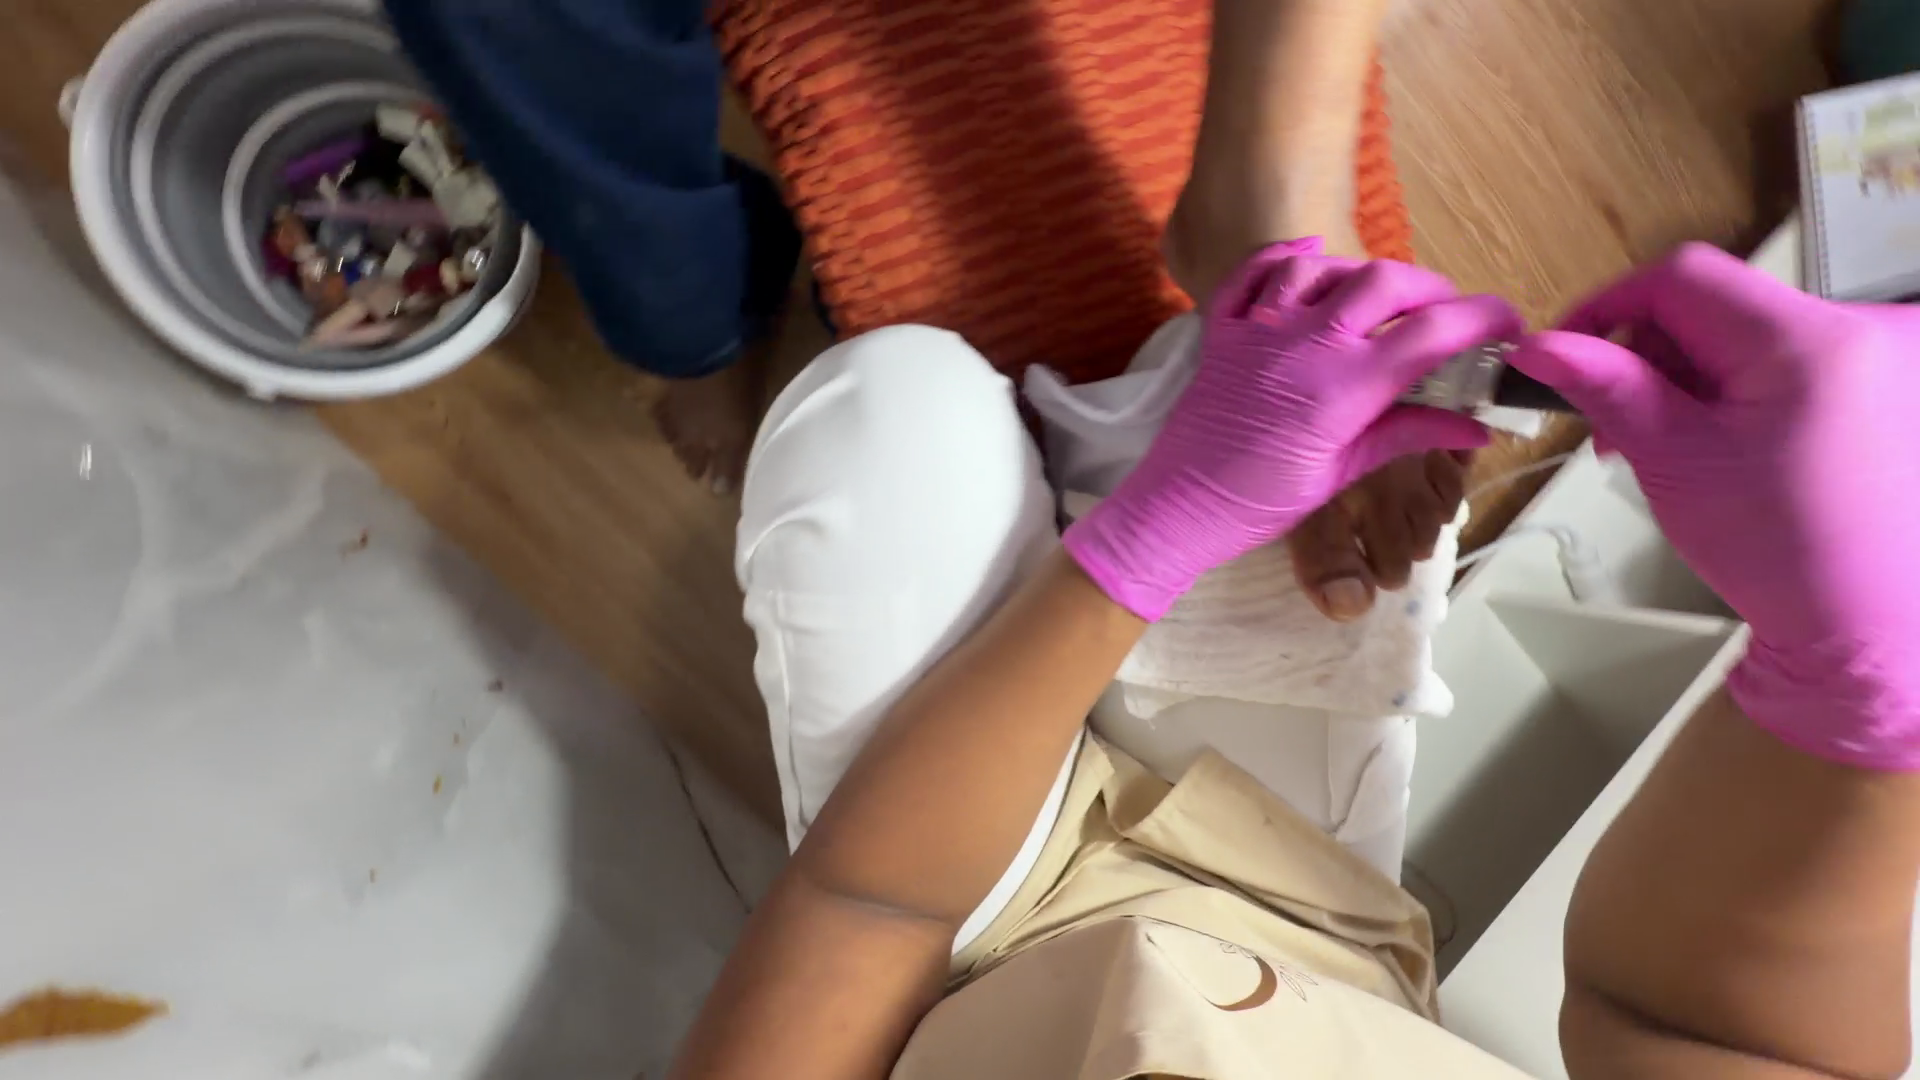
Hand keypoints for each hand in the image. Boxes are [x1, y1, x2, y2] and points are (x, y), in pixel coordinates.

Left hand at [1065, 239, 1510, 620]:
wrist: (1175, 509)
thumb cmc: (1256, 505)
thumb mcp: (1338, 475)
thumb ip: (1404, 436)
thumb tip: (1476, 426)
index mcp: (1342, 387)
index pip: (1432, 331)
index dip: (1483, 320)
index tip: (1505, 329)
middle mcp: (1302, 344)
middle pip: (1383, 282)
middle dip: (1429, 290)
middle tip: (1444, 318)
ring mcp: (1256, 334)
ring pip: (1319, 269)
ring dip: (1358, 273)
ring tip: (1377, 301)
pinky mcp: (1221, 336)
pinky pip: (1250, 277)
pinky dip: (1282, 259)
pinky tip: (1309, 260)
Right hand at [1509, 243, 1919, 768]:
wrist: (1875, 618)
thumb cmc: (1771, 541)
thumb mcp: (1669, 456)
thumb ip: (1605, 385)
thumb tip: (1533, 344)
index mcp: (1809, 340)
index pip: (1680, 277)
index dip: (1604, 306)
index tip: (1559, 357)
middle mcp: (1867, 326)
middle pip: (1710, 305)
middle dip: (1644, 358)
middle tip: (1616, 430)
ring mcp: (1889, 352)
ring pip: (1740, 333)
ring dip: (1683, 378)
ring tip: (1667, 445)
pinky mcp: (1892, 379)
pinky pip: (1781, 360)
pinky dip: (1729, 391)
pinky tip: (1720, 442)